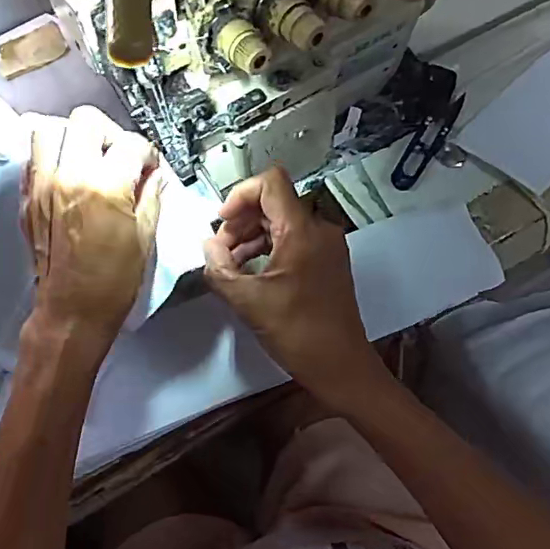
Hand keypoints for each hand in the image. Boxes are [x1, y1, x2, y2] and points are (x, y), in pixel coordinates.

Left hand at [23, 107, 166, 344]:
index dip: (147, 153)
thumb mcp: (144, 235)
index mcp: (105, 186)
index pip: (131, 143)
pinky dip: (51, 156)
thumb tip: (152, 174)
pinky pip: (33, 157)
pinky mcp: (26, 197)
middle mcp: (69, 176)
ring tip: (87, 158)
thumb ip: (150, 195)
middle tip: (117, 155)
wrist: (71, 310)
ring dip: (72, 137)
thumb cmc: (113, 280)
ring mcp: (42, 184)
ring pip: (49, 129)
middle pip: (86, 120)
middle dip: (108, 133)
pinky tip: (67, 175)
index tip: (148, 166)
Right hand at [202, 167, 378, 402]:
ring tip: (230, 265)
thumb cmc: (295, 331)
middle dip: (241, 220)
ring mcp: (326, 245)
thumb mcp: (246, 300)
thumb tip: (209, 246)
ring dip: (251, 236)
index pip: (270, 183)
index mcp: (302, 231)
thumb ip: (219, 267)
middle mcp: (319, 229)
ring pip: (281, 221)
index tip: (222, 223)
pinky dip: (268, 248)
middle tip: (220, 251)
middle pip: (273, 202)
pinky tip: (249, 272)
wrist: (340, 366)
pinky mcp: (327, 261)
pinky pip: (292, 240)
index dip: (239, 195)